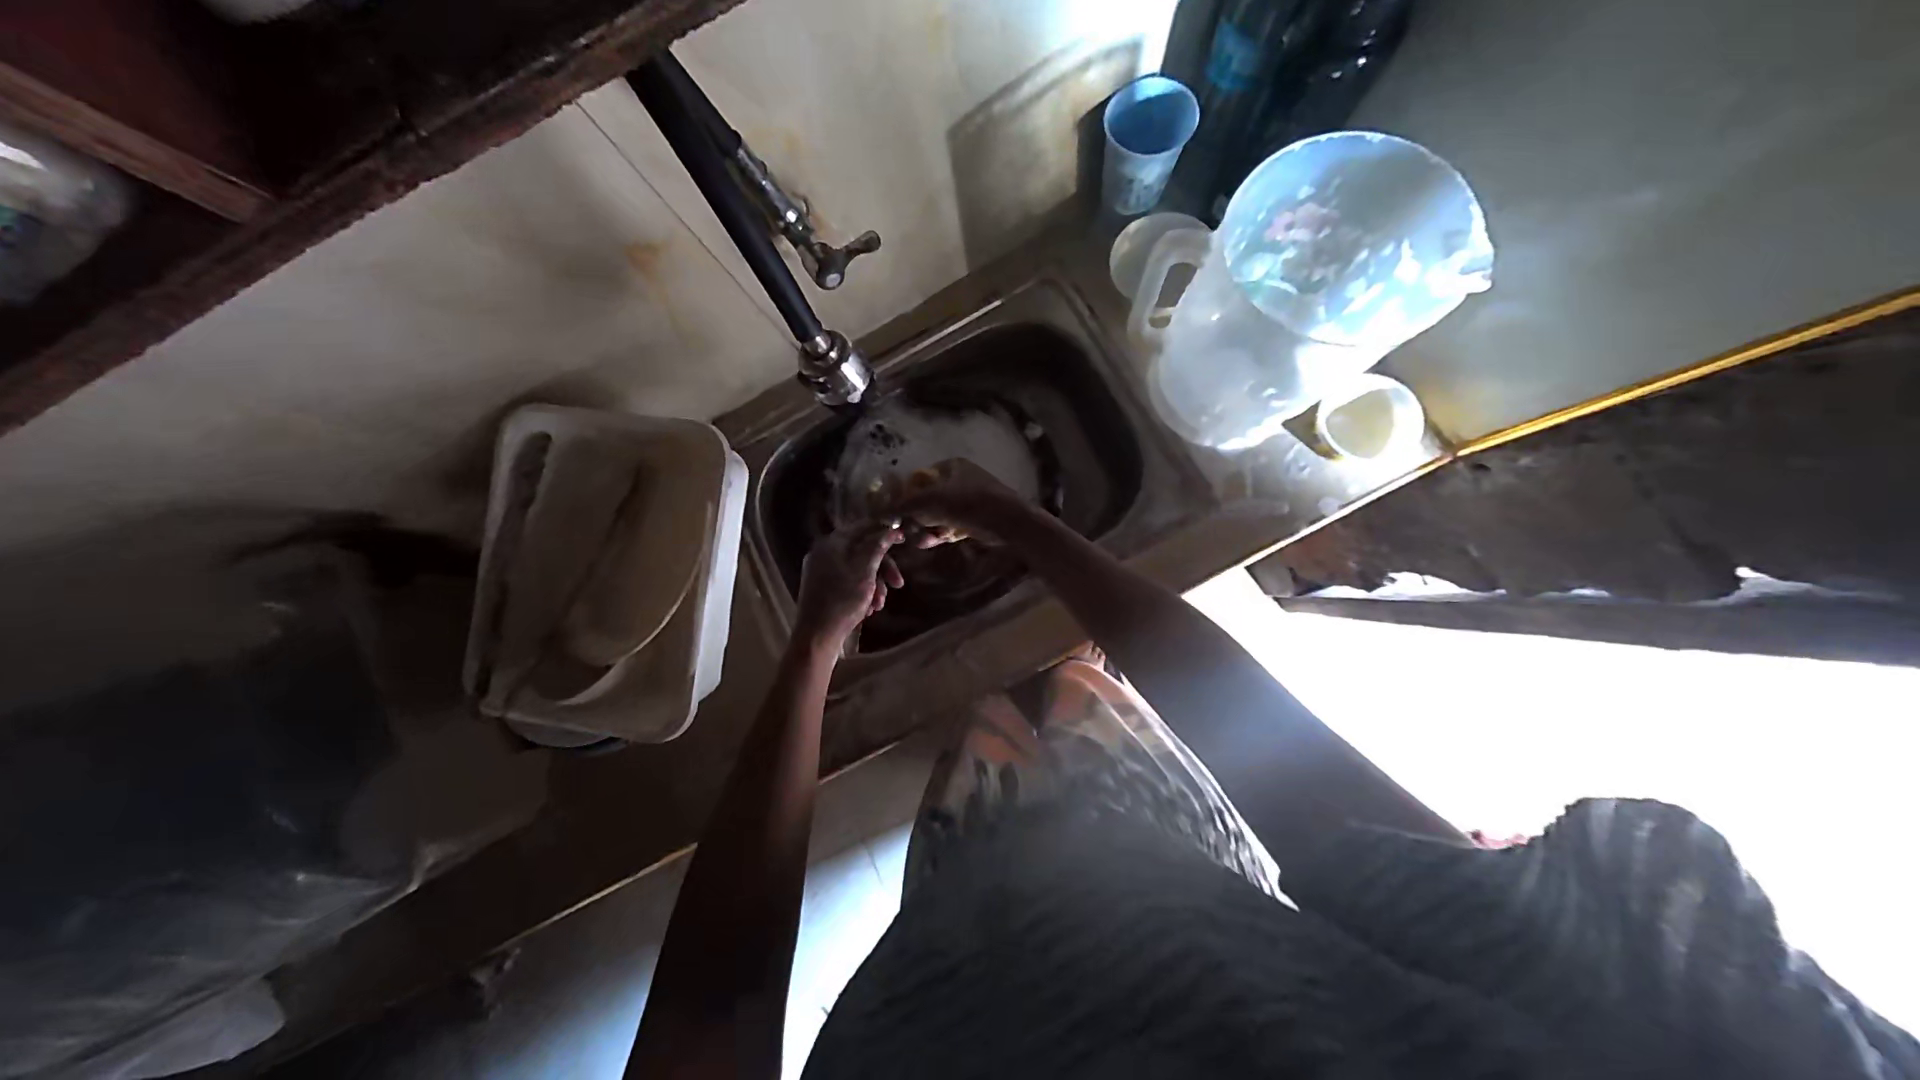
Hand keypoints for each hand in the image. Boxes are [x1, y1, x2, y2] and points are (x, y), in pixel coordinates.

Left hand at [795, 520, 905, 649]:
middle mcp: (824, 552)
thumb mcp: (865, 571)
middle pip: (862, 551)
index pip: (863, 527)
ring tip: (879, 605)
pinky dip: (862, 592)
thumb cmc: (842, 601)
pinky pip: (848, 582)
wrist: (816, 637)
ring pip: (858, 569)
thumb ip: (877, 546)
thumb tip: (890, 529)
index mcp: (831, 543)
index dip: (885, 531)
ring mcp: (821, 571)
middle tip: (898, 585)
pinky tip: (868, 609)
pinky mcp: (822, 588)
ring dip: (874, 585)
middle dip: (883, 568)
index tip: (904, 538)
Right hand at [892, 458, 1034, 546]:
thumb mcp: (931, 500)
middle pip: (926, 500)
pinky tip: (929, 543)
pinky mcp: (973, 521)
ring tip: (917, 540)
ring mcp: (967, 502)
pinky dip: (938, 535)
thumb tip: (879, 513)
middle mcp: (958, 481)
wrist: (1009, 522)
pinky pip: (949, 527)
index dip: (903, 496)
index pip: (918, 479)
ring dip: (925, 528)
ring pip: (937, 516)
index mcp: (949, 467)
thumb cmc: (969, 502)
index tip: (892, 514)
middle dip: (914, 516)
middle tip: (903, 530)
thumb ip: (903, 505)